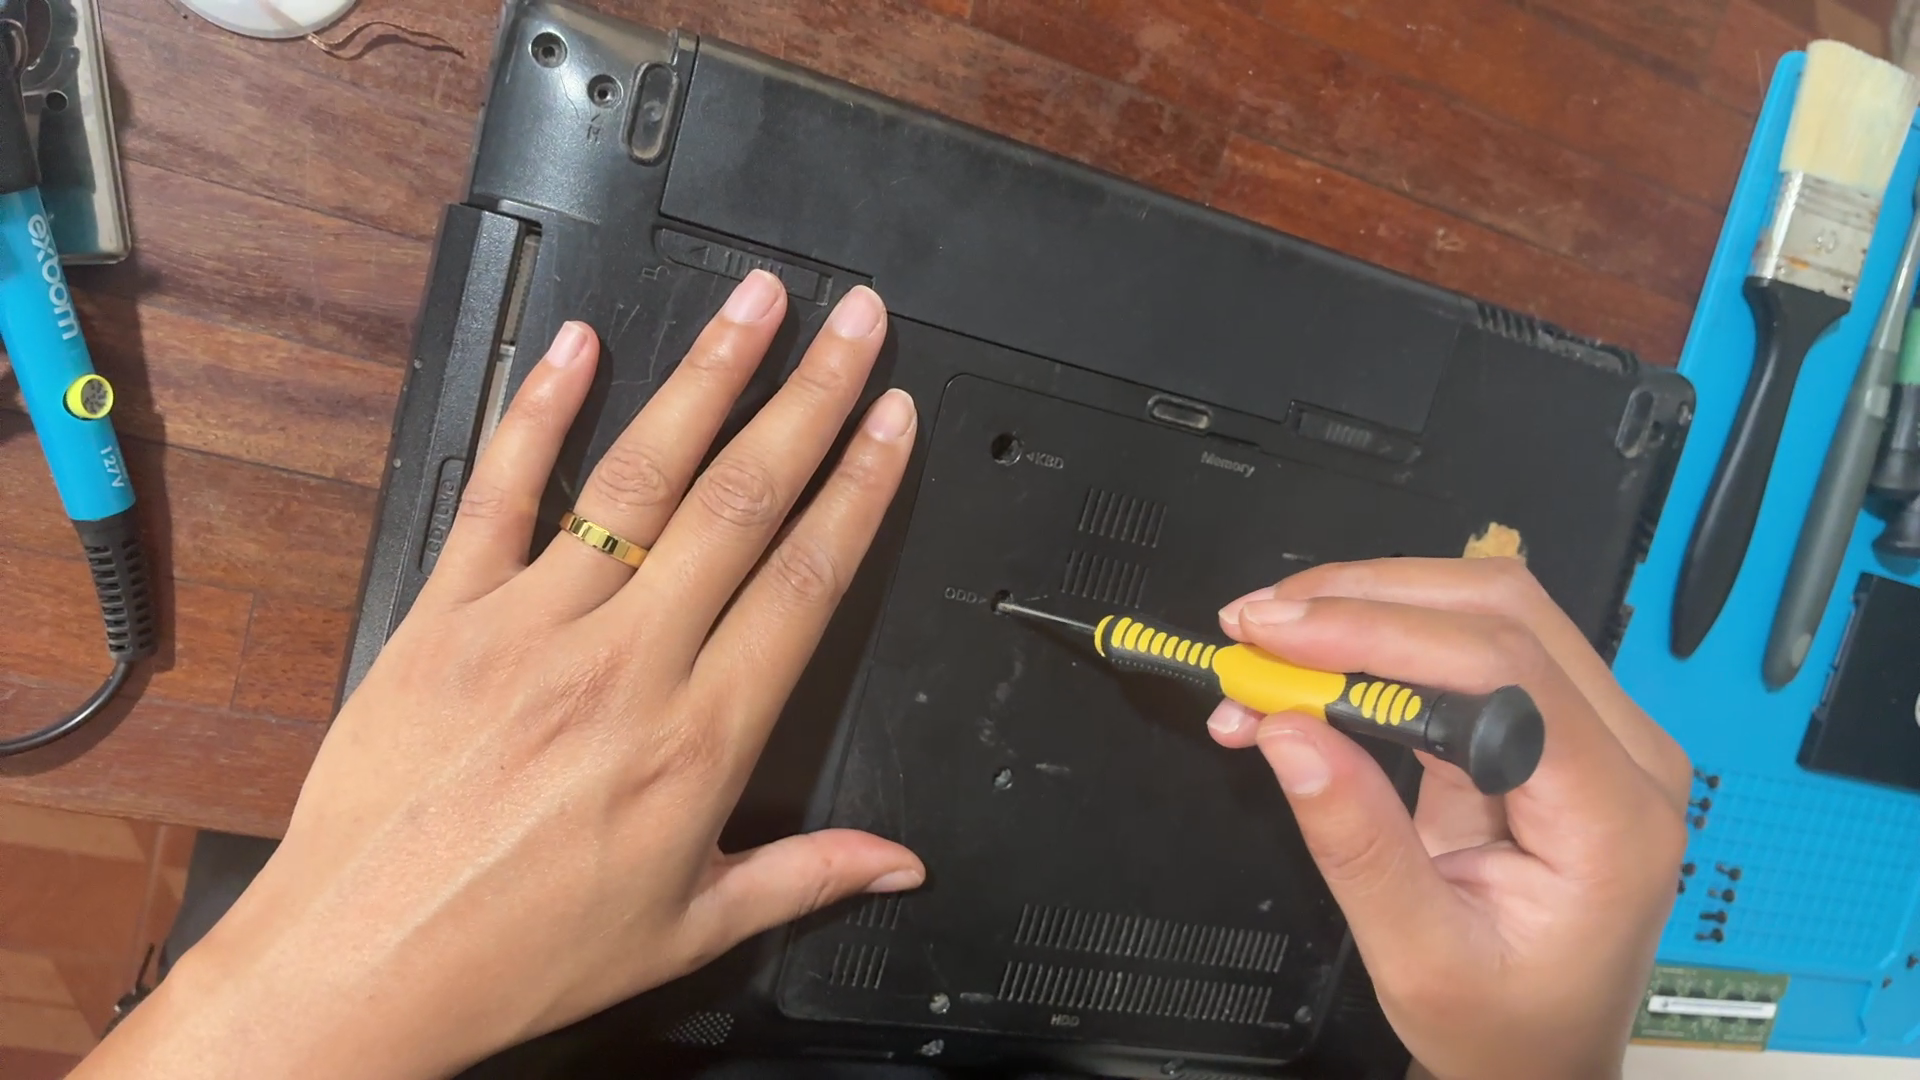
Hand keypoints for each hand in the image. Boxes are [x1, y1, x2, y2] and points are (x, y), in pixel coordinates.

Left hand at [80, 272, 924, 1079]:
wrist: (353, 975)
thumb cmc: (533, 949)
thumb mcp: (696, 926)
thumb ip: (813, 873)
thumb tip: (906, 865)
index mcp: (701, 735)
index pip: (806, 579)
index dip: (860, 488)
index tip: (891, 419)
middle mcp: (629, 660)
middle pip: (742, 501)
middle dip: (811, 400)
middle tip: (855, 325)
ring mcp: (533, 624)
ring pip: (640, 476)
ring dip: (708, 379)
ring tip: (757, 305)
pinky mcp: (446, 611)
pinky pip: (500, 493)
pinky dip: (539, 411)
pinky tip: (579, 344)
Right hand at [1207, 558, 1689, 1079]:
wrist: (1541, 1048)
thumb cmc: (1495, 1021)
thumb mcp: (1415, 957)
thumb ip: (1356, 844)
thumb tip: (1283, 728)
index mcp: (1608, 814)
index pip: (1498, 670)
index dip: (1373, 630)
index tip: (1264, 635)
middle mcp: (1617, 745)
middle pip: (1493, 606)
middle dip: (1355, 595)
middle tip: (1250, 623)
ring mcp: (1583, 721)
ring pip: (1471, 601)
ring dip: (1354, 600)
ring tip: (1261, 635)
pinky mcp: (1533, 715)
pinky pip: (1449, 636)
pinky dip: (1361, 630)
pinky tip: (1297, 658)